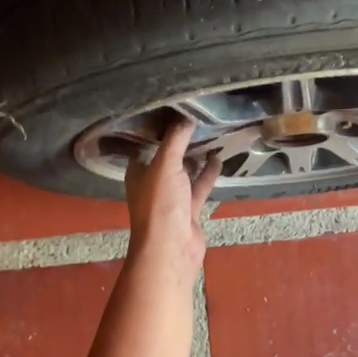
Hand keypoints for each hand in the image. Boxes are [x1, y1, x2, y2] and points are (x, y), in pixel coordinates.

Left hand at [123, 118, 222, 270]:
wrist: (172, 248)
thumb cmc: (161, 203)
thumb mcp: (166, 164)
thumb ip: (176, 139)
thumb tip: (187, 115)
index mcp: (138, 171)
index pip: (145, 143)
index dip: (156, 127)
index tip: (172, 108)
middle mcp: (153, 181)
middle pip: (167, 156)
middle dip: (180, 139)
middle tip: (196, 116)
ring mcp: (172, 196)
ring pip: (185, 171)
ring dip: (196, 155)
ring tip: (211, 133)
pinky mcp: (189, 208)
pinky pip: (200, 185)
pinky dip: (208, 173)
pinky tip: (219, 157)